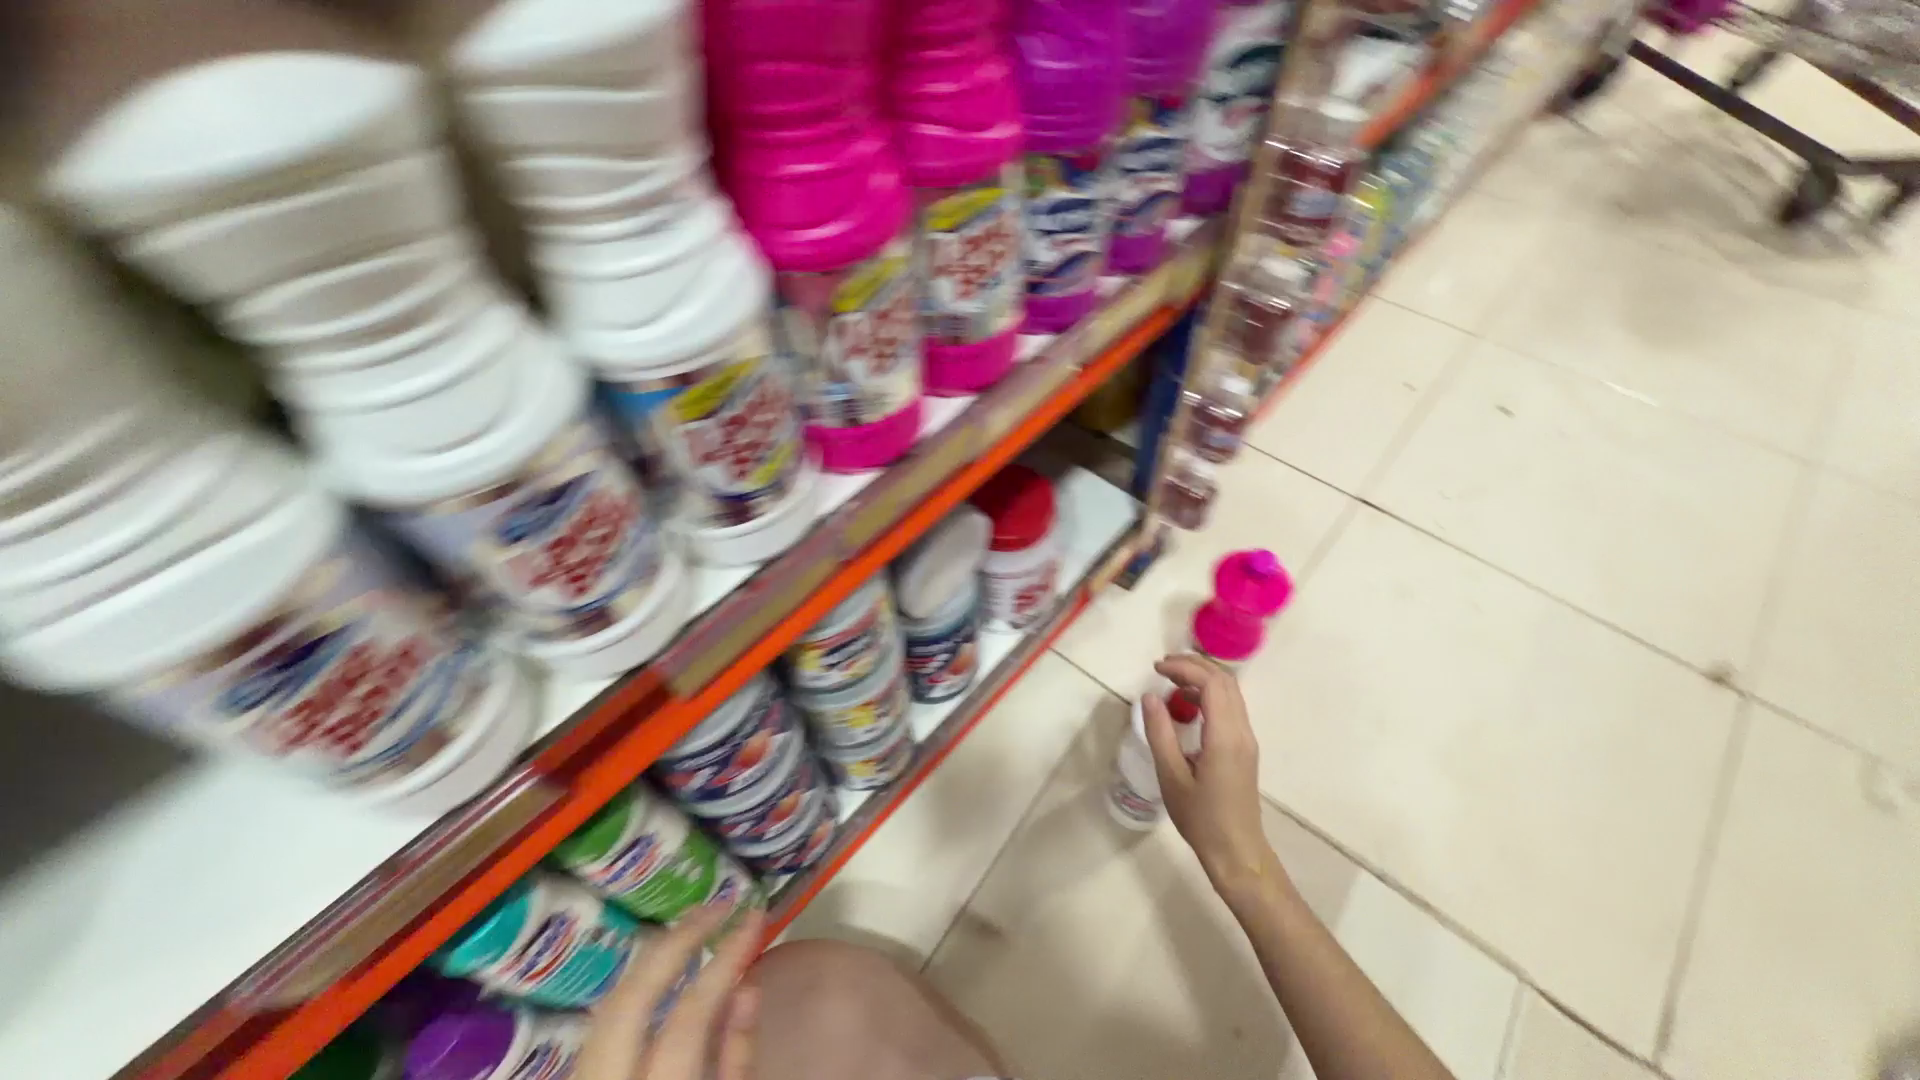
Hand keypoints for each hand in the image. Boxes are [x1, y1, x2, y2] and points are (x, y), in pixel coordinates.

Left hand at [575, 903, 765, 1079]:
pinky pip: (603, 1020)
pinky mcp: (575, 1074)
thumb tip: (747, 987)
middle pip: (633, 996)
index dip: (724, 960)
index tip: (754, 914)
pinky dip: (636, 986)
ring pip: (610, 1002)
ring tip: (695, 923)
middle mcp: (604, 1079)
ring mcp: (581, 1076)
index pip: (689, 1016)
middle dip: (677, 940)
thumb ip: (735, 1061)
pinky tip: (662, 968)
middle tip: (720, 904)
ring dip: (653, 957)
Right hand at [1141, 654, 1283, 903]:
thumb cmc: (1201, 818)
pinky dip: (1209, 694)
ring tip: (1171, 681)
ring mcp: (1247, 740)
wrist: (1237, 851)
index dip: (1184, 668)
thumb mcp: (1171, 776)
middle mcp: (1242, 731)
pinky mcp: (1244, 748)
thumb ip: (1160, 733)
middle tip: (1163, 666)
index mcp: (1224, 736)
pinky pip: (1231, 707)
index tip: (1156, 668)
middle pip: (1225, 681)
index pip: (1211, 684)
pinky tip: (1187, 705)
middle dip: (1195, 665)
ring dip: (1203, 678)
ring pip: (1231, 692)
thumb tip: (1150, 697)